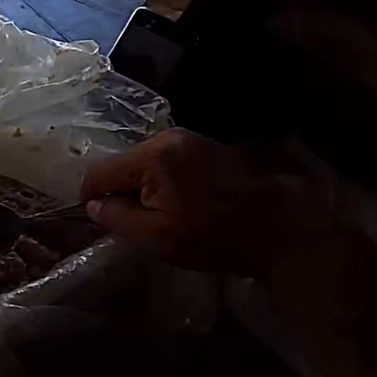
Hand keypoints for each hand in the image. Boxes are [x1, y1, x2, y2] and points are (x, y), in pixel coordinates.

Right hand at [79, 129, 332, 277]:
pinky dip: (165, 181)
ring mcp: (194, 140)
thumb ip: (116, 218)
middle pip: (123, 164)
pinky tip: (181, 204)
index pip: (101, 172)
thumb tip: (94, 206)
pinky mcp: (211, 147)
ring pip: (146, 163)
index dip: (89, 196)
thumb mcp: (156, 237)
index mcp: (154, 156)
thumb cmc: (216, 238)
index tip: (93, 217)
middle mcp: (170, 138)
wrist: (286, 234)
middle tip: (130, 222)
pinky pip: (170, 162)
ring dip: (143, 187)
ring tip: (157, 215)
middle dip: (120, 191)